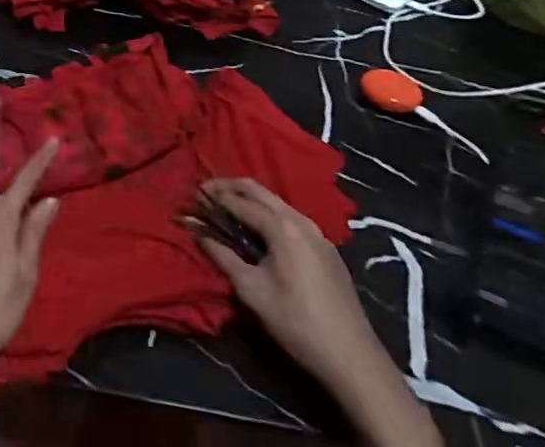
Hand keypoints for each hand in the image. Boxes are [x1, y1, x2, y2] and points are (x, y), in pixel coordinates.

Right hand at [197, 179, 442, 446]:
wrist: (351, 356)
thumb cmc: (295, 322)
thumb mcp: (251, 290)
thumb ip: (222, 255)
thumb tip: (197, 231)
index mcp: (282, 227)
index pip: (240, 200)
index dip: (214, 196)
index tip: (192, 194)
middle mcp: (301, 220)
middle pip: (260, 191)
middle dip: (230, 187)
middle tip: (206, 192)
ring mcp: (318, 233)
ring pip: (277, 203)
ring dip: (250, 200)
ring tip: (226, 208)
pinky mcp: (326, 248)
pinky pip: (290, 218)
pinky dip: (268, 214)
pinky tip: (258, 229)